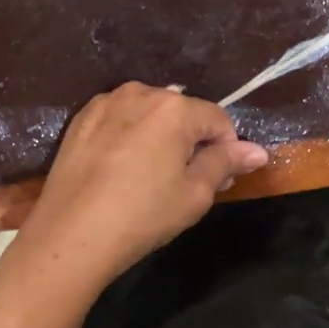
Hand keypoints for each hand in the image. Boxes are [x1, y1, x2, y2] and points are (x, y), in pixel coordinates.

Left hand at [15, 84, 268, 291]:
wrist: (70, 234)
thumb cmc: (142, 215)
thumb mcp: (194, 194)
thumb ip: (225, 164)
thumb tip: (257, 151)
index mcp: (174, 107)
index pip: (217, 119)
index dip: (226, 148)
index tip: (219, 180)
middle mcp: (139, 93)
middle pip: (181, 112)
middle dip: (190, 140)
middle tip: (185, 182)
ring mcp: (105, 103)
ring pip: (148, 114)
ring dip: (159, 136)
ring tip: (150, 178)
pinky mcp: (80, 119)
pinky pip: (119, 120)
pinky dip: (128, 137)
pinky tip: (121, 171)